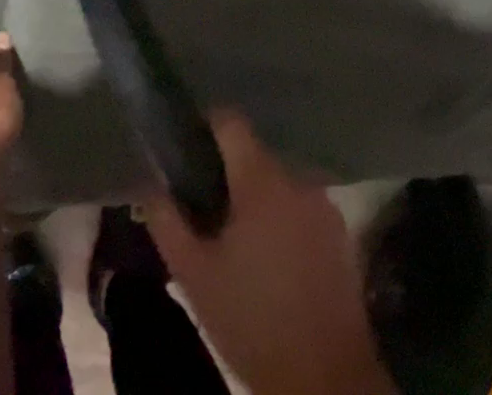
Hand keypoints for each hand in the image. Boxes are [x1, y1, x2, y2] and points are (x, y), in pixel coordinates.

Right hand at [145, 113, 394, 394]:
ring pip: (277, 184)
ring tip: (228, 236)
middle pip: (253, 155)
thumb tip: (151, 184)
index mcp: (262, 182)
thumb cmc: (251, 320)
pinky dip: (278, 218)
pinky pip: (298, 208)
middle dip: (224, 173)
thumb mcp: (192, 272)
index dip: (202, 127)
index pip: (231, 122)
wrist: (326, 378)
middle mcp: (299, 182)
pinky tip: (263, 257)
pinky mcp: (340, 236)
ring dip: (252, 198)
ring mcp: (325, 209)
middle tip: (198, 207)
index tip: (181, 149)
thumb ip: (166, 219)